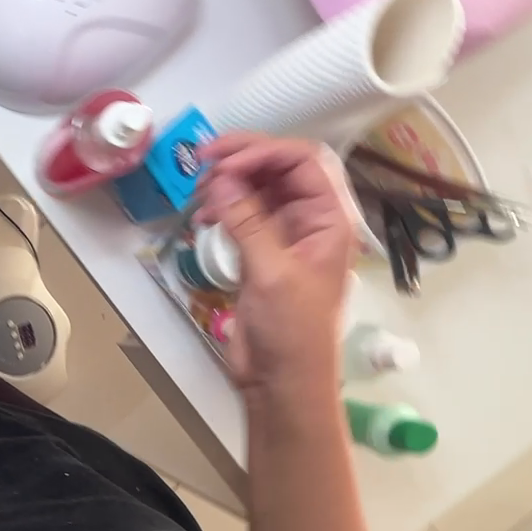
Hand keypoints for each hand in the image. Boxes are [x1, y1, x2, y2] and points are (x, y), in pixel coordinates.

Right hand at [195, 132, 356, 401]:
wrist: (282, 378)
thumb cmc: (291, 330)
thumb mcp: (271, 272)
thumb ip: (248, 222)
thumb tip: (221, 180)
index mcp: (330, 220)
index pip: (303, 162)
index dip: (262, 152)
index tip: (221, 162)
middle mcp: (310, 222)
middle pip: (281, 171)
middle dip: (244, 161)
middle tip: (204, 163)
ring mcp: (285, 239)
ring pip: (260, 193)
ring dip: (230, 186)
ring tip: (202, 194)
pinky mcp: (262, 258)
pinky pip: (245, 220)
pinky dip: (224, 211)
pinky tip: (205, 218)